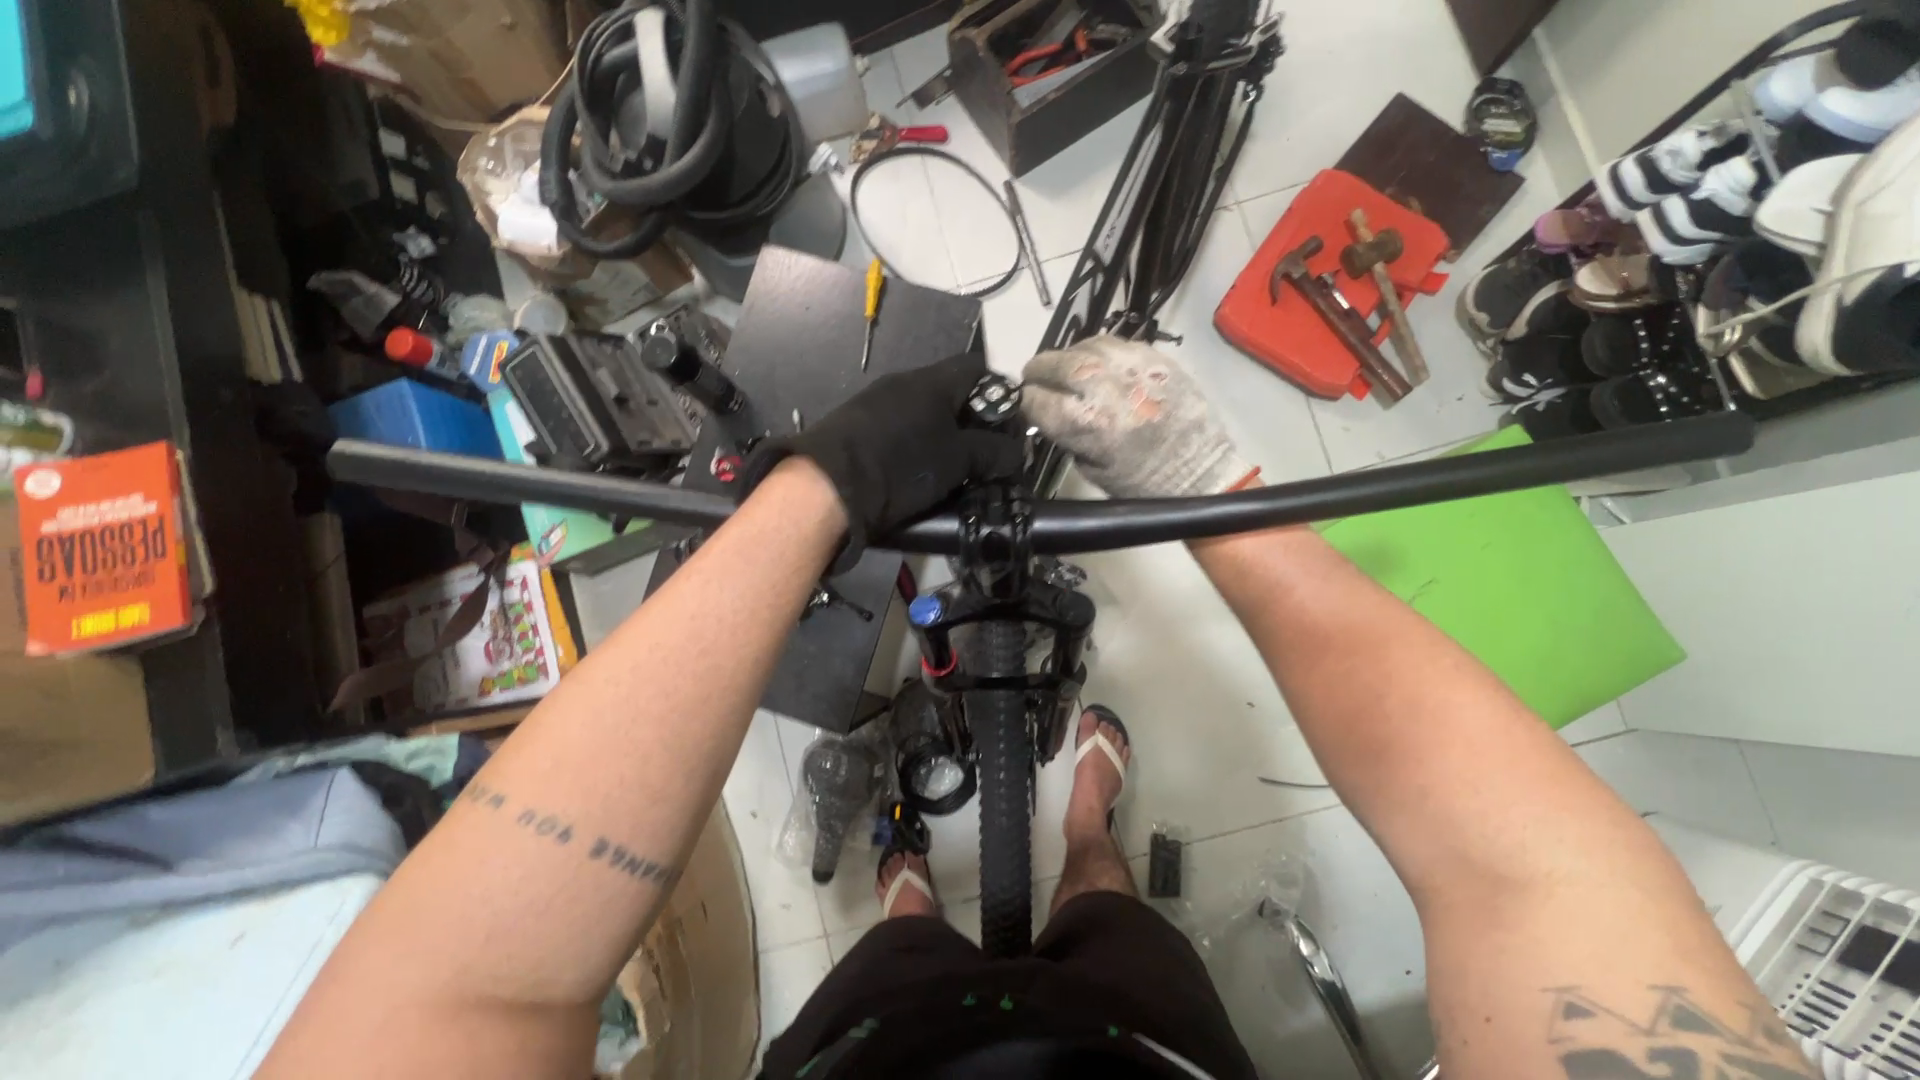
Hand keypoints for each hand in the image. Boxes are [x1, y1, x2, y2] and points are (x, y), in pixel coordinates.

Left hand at [740, 354, 1026, 565]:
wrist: (826, 486)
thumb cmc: (902, 465)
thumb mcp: (959, 461)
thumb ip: (993, 453)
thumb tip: (1018, 452)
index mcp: (932, 380)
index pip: (977, 368)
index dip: (999, 395)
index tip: (1006, 429)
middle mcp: (903, 382)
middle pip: (950, 394)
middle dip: (970, 424)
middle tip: (983, 458)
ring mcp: (874, 403)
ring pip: (923, 415)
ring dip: (941, 438)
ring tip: (952, 473)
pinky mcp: (855, 427)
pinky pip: (898, 431)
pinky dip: (913, 448)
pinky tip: (915, 475)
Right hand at [1022, 336, 1256, 498]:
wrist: (1198, 472)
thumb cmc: (1141, 482)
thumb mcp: (1089, 467)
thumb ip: (1065, 434)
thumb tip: (1046, 409)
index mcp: (1087, 424)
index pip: (1037, 399)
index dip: (1027, 402)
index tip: (1028, 404)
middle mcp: (1107, 389)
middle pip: (1056, 364)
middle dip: (1039, 371)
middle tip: (1035, 377)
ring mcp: (1133, 368)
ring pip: (1084, 346)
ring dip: (1067, 357)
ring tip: (1064, 370)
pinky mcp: (1156, 358)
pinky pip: (1114, 342)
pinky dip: (1096, 351)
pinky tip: (1095, 364)